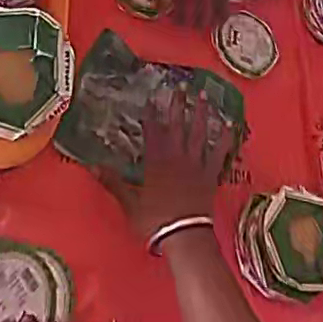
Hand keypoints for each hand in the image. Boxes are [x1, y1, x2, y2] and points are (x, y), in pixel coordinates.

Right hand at [101, 88, 235, 240]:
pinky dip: (226, 139)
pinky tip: (231, 124)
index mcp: (156, 161)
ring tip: (204, 95)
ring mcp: (196, 164)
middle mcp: (177, 156)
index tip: (151, 96)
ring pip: (199, 133)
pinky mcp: (211, 174)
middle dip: (178, 104)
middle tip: (181, 85)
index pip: (153, 131)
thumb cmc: (155, 220)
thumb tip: (91, 165)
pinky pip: (220, 153)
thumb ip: (113, 182)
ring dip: (202, 113)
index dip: (152, 114)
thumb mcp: (129, 202)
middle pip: (177, 125)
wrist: (184, 236)